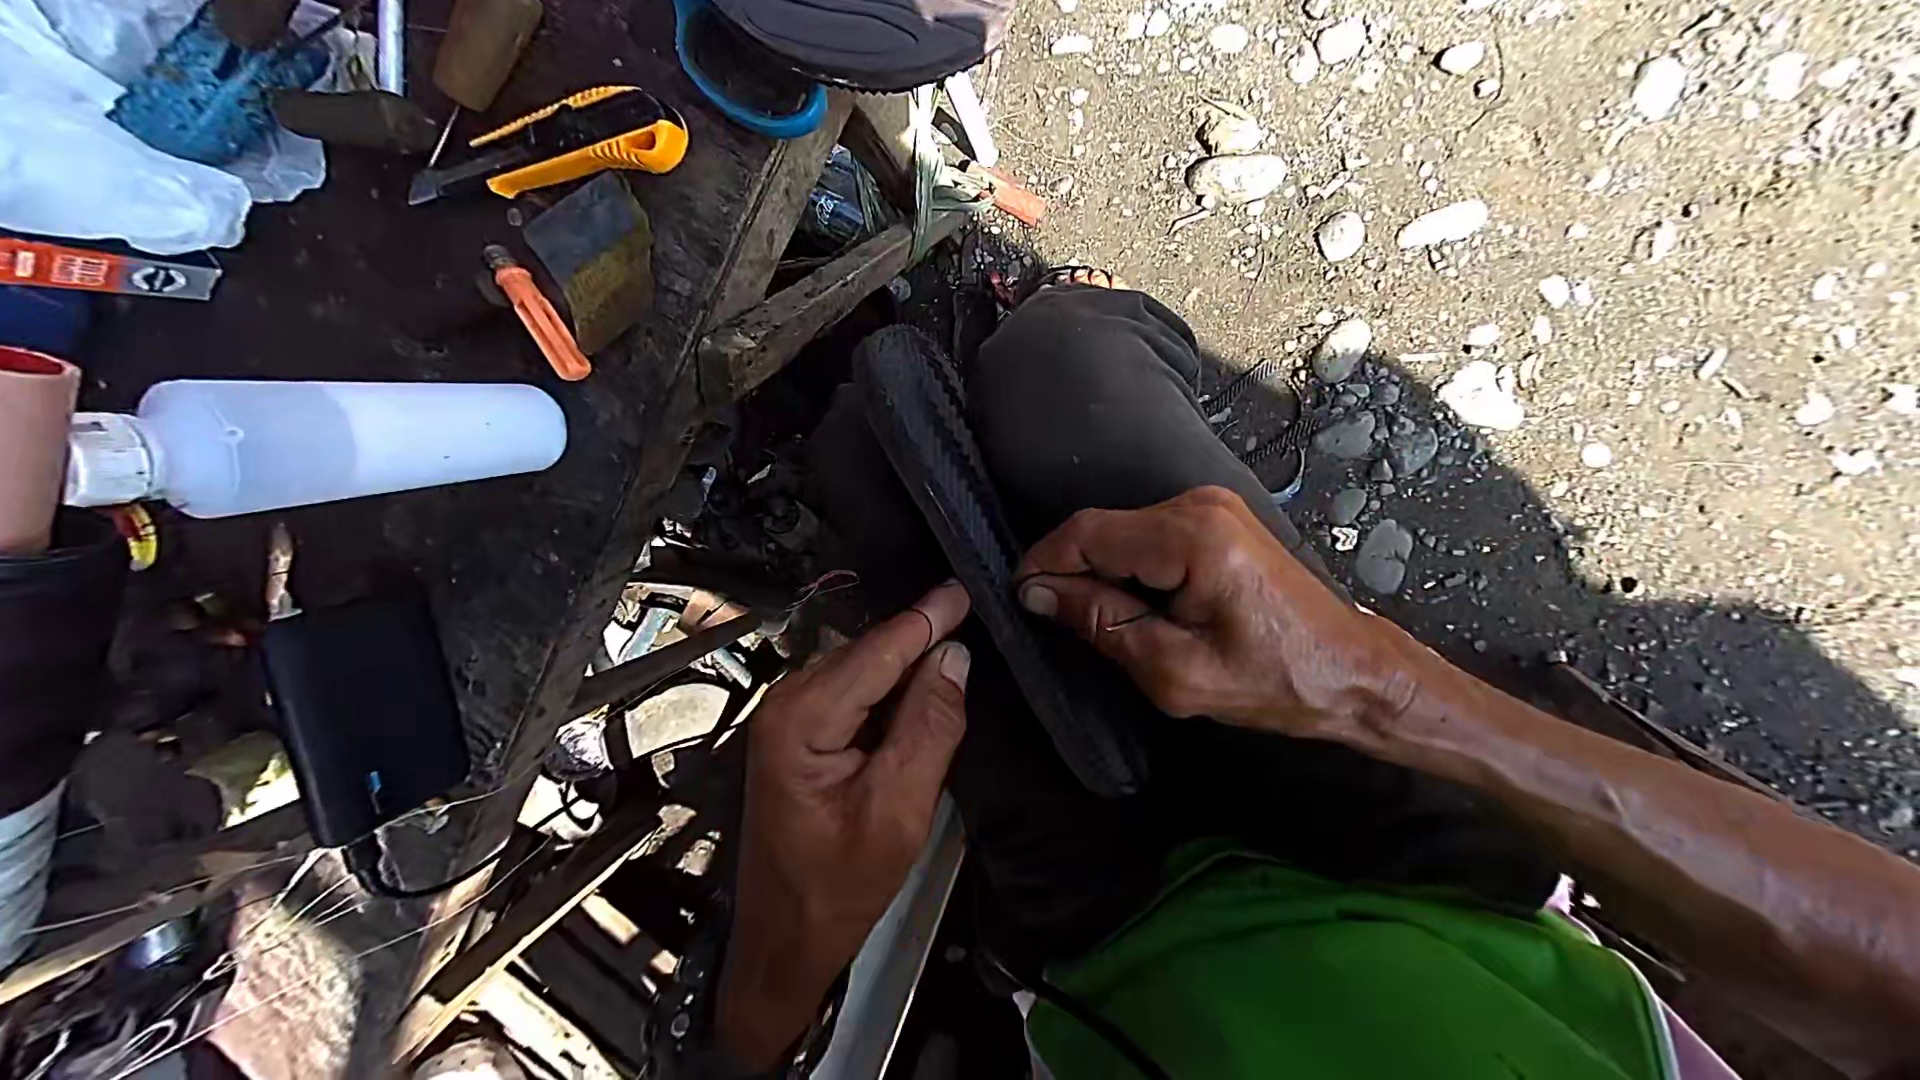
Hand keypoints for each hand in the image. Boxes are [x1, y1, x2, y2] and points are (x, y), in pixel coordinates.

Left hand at [715, 582, 971, 1070]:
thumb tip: (953, 657)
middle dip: (920, 635)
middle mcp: (787, 702)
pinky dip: (891, 685)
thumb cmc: (837, 887)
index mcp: (803, 718)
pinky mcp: (799, 728)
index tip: (963, 589)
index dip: (927, 617)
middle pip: (868, 652)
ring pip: (864, 666)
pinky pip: (855, 689)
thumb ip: (929, 727)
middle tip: (969, 616)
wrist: (784, 938)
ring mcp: (788, 714)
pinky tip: (919, 688)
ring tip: (953, 647)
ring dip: (908, 661)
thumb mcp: (898, 811)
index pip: (878, 650)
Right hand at [1015, 486, 1415, 739]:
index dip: (1043, 565)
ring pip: (1118, 533)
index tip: (1022, 601)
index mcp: (1191, 537)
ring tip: (1106, 624)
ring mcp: (1209, 505)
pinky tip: (1137, 607)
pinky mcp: (1213, 518)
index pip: (1087, 535)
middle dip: (1071, 575)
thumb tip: (1039, 593)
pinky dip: (1125, 569)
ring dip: (1099, 575)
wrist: (1355, 671)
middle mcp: (1198, 504)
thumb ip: (1102, 624)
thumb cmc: (1277, 681)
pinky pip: (1143, 536)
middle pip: (1100, 530)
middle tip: (1065, 626)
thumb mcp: (1176, 671)